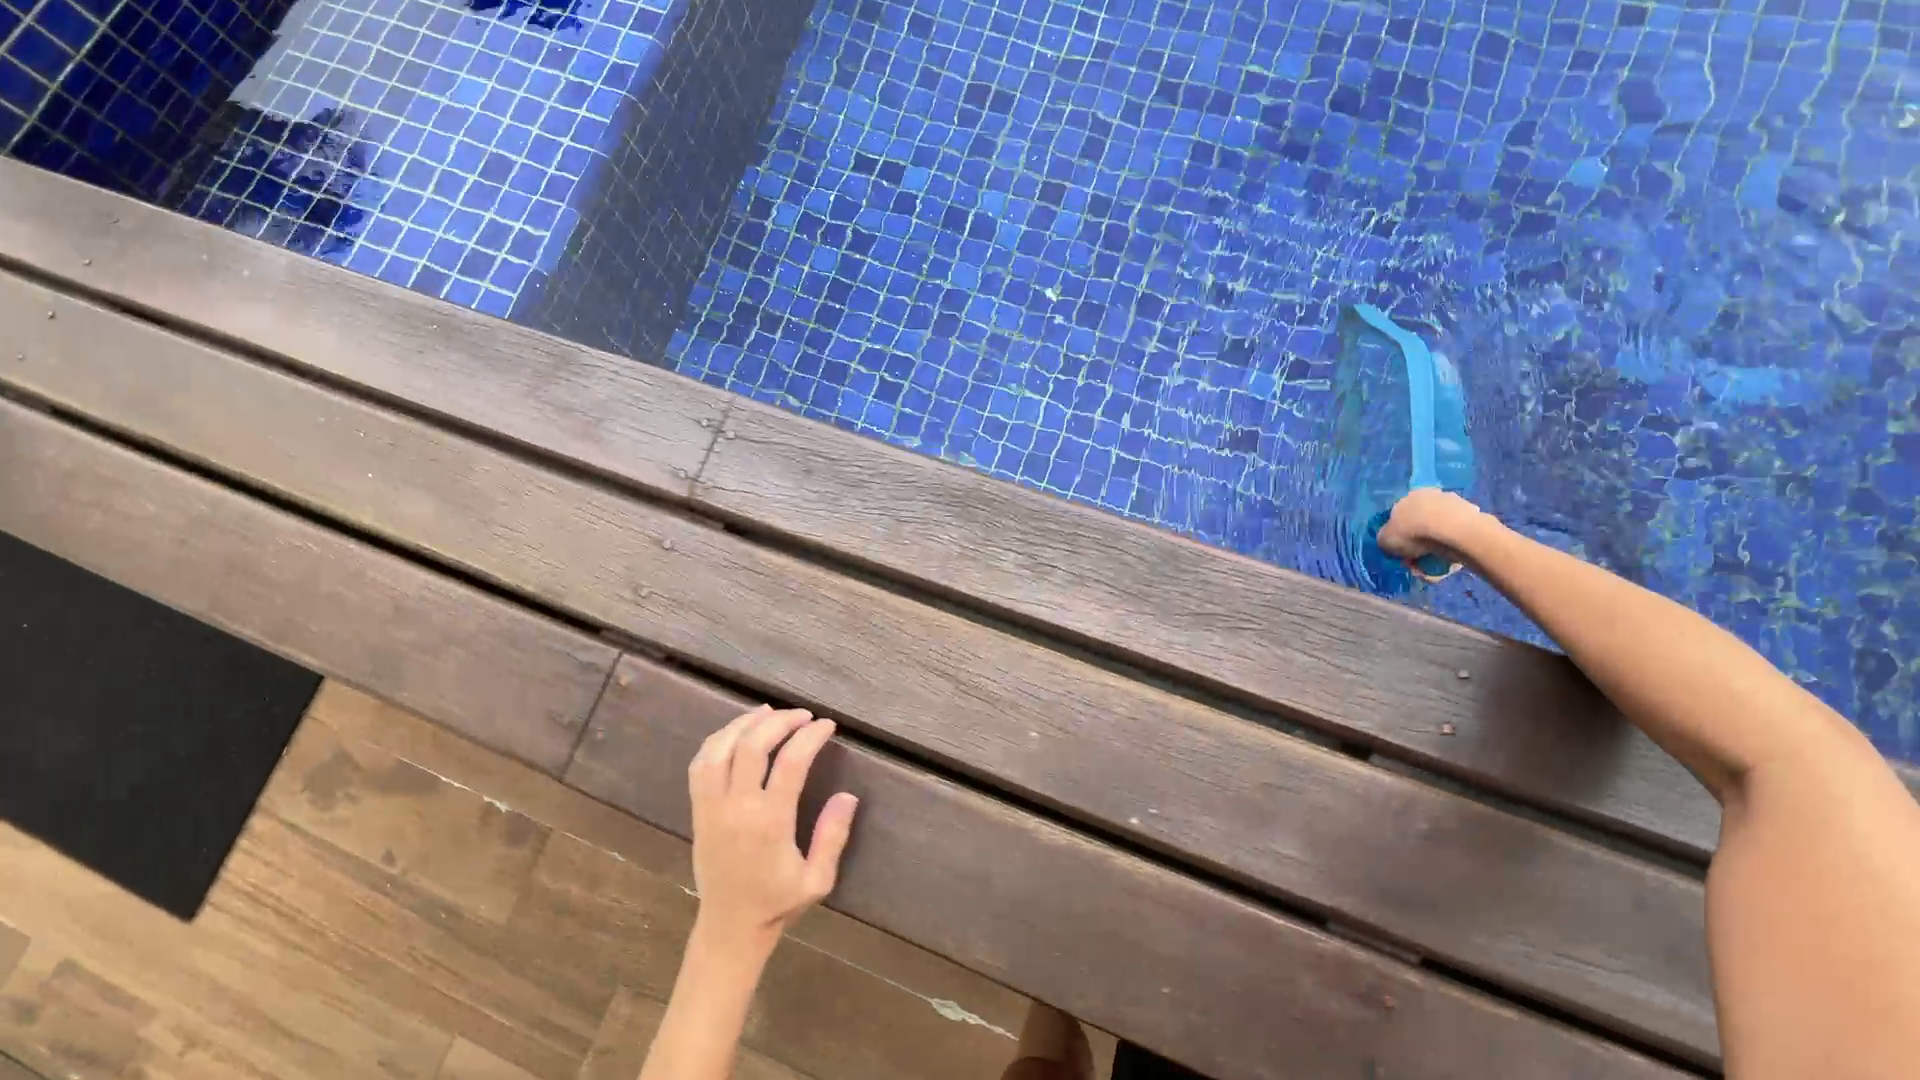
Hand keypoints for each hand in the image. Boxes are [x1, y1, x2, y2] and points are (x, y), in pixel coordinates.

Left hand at [687, 706, 858, 944]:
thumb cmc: (777, 904)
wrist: (729, 928)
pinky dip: (718, 740)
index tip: (827, 725)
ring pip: (720, 748)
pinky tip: (738, 733)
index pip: (791, 762)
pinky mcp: (698, 810)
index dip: (810, 736)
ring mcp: (712, 807)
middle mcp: (737, 808)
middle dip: (780, 721)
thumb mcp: (818, 879)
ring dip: (745, 723)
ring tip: (769, 713)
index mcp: (770, 822)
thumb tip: (848, 796)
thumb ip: (833, 836)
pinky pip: (701, 764)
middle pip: (752, 745)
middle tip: (803, 716)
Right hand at [1376, 488, 1486, 568]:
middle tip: (1420, 559)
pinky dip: (1453, 546)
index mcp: (1407, 498)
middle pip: (1421, 523)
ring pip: (1440, 530)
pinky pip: (1457, 535)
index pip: (1400, 517)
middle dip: (1420, 542)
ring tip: (1437, 562)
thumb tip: (1391, 541)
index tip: (1403, 552)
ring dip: (1437, 546)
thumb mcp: (1385, 540)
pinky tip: (1451, 558)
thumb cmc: (1412, 532)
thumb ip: (1386, 539)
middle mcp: (1430, 495)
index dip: (1400, 536)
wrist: (1452, 531)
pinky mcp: (1473, 514)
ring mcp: (1453, 503)